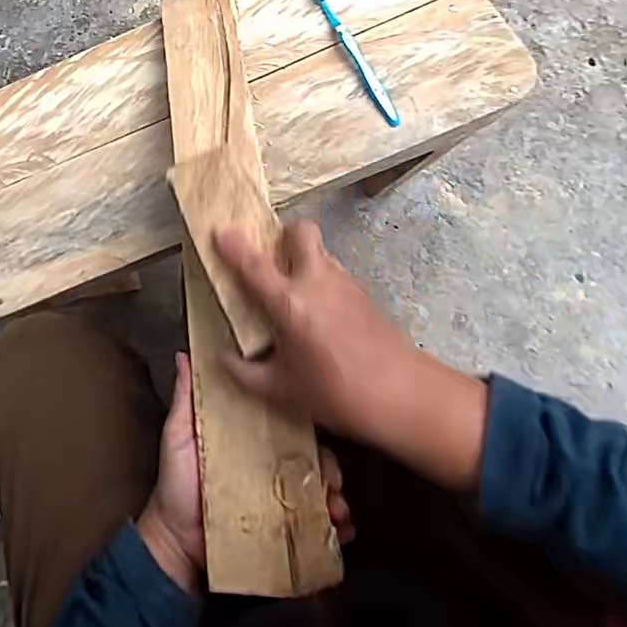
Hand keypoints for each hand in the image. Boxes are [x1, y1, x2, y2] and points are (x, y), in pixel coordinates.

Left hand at [137, 353, 355, 593]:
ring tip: (337, 510)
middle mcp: (268, 464)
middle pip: (311, 459)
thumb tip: (185, 356)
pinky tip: (340, 531)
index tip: (319, 436)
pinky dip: (334, 528)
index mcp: (249, 437)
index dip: (308, 429)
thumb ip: (185, 397)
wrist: (175, 539)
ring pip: (318, 491)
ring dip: (336, 498)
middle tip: (332, 480)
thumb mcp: (179, 434)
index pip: (287, 425)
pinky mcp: (281, 528)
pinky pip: (315, 527)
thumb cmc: (176, 481)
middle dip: (330, 467)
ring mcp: (277, 498)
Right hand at [215, 221, 490, 490]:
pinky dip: (322, 281)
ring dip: (304, 259)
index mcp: (289, 304)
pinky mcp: (364, 292)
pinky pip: (335, 272)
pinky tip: (321, 313)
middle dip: (284, 235)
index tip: (221, 230)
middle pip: (301, 231)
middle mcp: (317, 282)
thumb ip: (246, 374)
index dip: (233, 245)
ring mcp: (344, 283)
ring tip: (295, 292)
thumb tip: (223, 359)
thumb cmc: (338, 394)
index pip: (254, 265)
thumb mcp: (283, 391)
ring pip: (320, 251)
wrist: (405, 397)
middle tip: (273, 258)